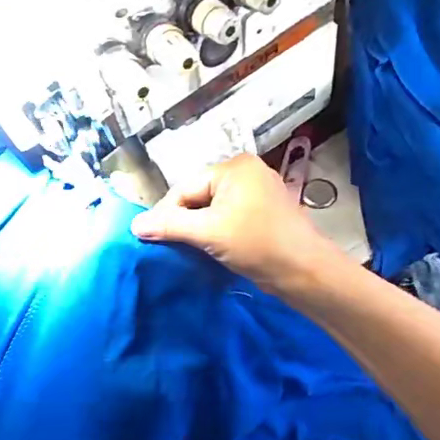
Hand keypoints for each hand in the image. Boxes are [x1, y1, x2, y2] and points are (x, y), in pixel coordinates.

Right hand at [130, 154, 348, 295]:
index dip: (165, 214)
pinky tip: (209, 249)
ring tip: (188, 250)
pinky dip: (214, 233)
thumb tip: (134, 225)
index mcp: (234, 167)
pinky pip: (225, 218)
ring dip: (197, 230)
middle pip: (196, 197)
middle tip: (169, 246)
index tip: (152, 238)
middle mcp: (245, 173)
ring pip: (210, 210)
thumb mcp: (207, 232)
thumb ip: (169, 225)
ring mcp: (255, 193)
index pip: (184, 188)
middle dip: (182, 222)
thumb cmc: (257, 244)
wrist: (304, 272)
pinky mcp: (261, 214)